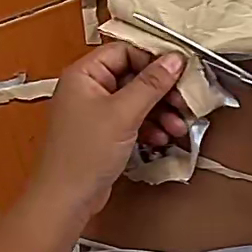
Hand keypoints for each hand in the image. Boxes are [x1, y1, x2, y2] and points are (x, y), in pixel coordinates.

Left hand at [29, 43, 185, 215]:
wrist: (66, 199)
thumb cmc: (85, 153)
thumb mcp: (123, 114)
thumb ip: (151, 84)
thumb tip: (175, 58)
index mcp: (84, 74)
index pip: (125, 52)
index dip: (153, 60)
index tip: (180, 72)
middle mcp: (88, 89)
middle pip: (134, 77)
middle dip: (162, 92)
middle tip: (184, 103)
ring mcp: (96, 112)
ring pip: (136, 101)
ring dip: (160, 112)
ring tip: (178, 127)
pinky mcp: (104, 134)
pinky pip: (132, 121)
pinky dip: (150, 127)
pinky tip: (163, 138)